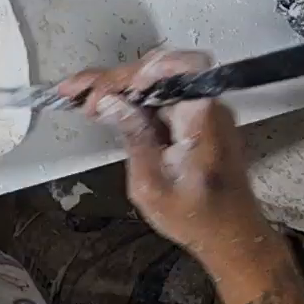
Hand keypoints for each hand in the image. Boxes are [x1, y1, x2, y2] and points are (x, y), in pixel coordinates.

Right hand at [55, 48, 265, 254]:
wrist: (230, 235)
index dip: (146, 69)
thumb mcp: (152, 186)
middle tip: (73, 93)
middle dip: (112, 79)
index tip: (111, 92)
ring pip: (152, 79)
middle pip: (157, 70)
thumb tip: (109, 101)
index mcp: (202, 119)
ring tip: (75, 95)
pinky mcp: (190, 116)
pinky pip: (156, 94)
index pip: (184, 68)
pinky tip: (98, 103)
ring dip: (113, 85)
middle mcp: (206, 105)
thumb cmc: (195, 218)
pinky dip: (125, 96)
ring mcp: (199, 108)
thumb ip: (134, 138)